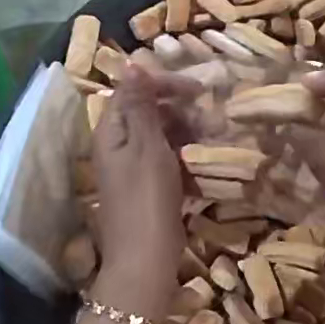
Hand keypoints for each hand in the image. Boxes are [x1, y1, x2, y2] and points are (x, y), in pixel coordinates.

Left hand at [90, 65, 199, 305]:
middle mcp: (118, 147)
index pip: (134, 92)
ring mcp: (132, 170)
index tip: (199, 90)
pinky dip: (185, 160)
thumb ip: (141, 105)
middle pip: (148, 114)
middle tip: (212, 120)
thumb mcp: (147, 146)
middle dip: (180, 111)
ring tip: (213, 141)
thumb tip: (131, 63)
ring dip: (187, 135)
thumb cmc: (147, 199)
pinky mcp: (147, 190)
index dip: (164, 85)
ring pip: (161, 139)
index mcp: (111, 132)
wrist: (145, 260)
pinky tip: (203, 168)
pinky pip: (167, 163)